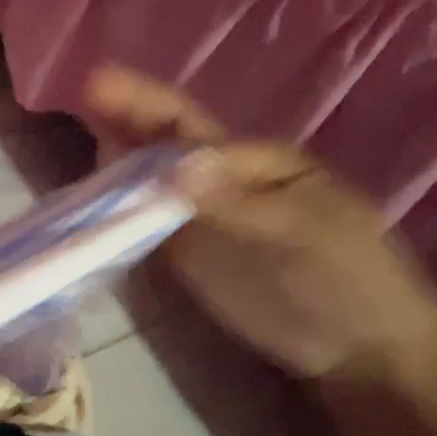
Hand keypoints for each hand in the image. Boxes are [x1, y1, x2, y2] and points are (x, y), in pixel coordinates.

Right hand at [84, 66, 436, 378]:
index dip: (149, 115)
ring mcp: (197, 209)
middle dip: (126, 109)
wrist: (360, 352)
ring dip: (112, 146)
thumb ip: (233, 202)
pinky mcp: (180, 246)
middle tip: (88, 83)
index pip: (192, 129)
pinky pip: (139, 214)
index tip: (106, 112)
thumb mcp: (303, 234)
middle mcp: (219, 173)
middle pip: (164, 135)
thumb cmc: (346, 279)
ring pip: (145, 171)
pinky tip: (86, 187)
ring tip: (76, 121)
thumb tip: (171, 171)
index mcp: (256, 158)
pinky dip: (112, 199)